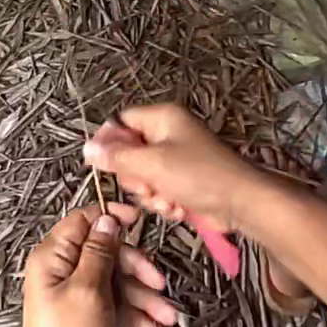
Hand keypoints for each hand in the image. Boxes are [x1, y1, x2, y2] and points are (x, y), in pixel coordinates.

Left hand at [17, 204, 178, 326]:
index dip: (111, 217)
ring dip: (141, 296)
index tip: (139, 220)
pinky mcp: (86, 314)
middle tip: (158, 283)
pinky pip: (114, 301)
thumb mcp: (88, 291)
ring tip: (164, 318)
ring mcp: (74, 293)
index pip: (83, 220)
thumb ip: (99, 252)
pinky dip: (132, 312)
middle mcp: (61, 270)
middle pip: (106, 251)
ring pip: (115, 279)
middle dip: (135, 268)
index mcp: (52, 256)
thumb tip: (107, 220)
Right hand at [82, 105, 263, 232]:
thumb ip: (117, 156)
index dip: (110, 142)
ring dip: (150, 194)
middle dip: (135, 177)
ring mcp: (176, 159)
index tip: (103, 163)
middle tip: (147, 185)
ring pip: (143, 176)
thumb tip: (87, 148)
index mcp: (162, 118)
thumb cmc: (198, 175)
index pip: (122, 122)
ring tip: (167, 200)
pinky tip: (178, 208)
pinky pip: (159, 190)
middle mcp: (168, 134)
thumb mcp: (152, 164)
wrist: (239, 203)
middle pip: (129, 152)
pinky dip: (164, 202)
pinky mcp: (183, 181)